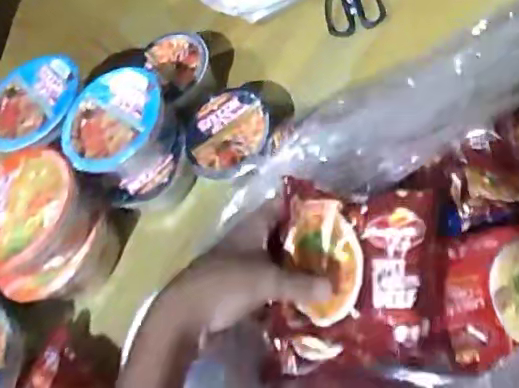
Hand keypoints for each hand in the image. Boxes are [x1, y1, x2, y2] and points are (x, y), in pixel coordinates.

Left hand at [149, 207, 330, 336]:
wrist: (185, 313)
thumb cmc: (226, 282)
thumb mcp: (267, 280)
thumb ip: (300, 283)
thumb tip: (333, 286)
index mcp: (254, 223)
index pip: (282, 204)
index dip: (304, 205)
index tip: (329, 212)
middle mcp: (247, 236)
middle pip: (280, 232)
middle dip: (304, 240)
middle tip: (332, 246)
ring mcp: (240, 260)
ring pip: (273, 257)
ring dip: (292, 265)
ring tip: (322, 272)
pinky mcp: (236, 284)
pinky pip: (265, 279)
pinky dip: (280, 285)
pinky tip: (298, 295)